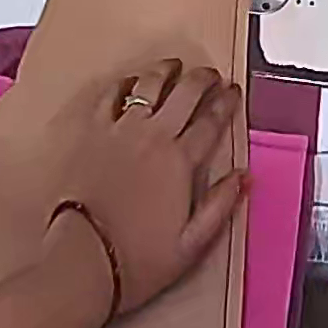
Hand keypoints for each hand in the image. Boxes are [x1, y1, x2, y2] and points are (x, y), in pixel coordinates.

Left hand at [43, 58, 246, 316]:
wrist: (82, 261)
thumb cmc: (138, 259)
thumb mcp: (191, 245)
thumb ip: (220, 205)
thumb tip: (244, 176)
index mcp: (181, 160)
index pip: (212, 120)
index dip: (226, 101)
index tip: (233, 90)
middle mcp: (156, 135)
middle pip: (186, 92)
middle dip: (203, 77)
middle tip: (211, 74)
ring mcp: (123, 128)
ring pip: (150, 83)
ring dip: (166, 70)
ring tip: (174, 66)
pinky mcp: (94, 130)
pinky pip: (112, 95)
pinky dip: (125, 83)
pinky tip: (131, 81)